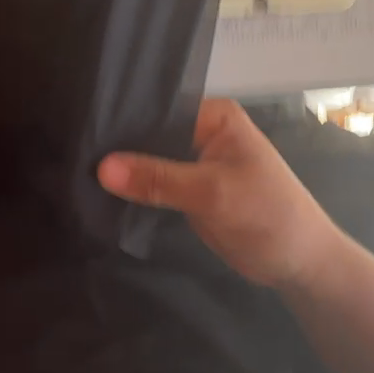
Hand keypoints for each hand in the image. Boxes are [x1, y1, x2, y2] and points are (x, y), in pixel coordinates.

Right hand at [98, 98, 346, 288]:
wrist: (301, 265)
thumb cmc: (268, 215)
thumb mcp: (212, 194)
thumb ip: (158, 179)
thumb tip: (101, 167)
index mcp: (214, 114)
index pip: (158, 107)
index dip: (124, 116)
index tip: (82, 122)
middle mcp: (202, 130)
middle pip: (151, 132)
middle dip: (119, 144)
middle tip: (72, 147)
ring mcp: (195, 161)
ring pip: (149, 159)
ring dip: (124, 168)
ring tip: (75, 166)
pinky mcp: (189, 189)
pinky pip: (154, 183)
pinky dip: (135, 188)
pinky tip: (98, 189)